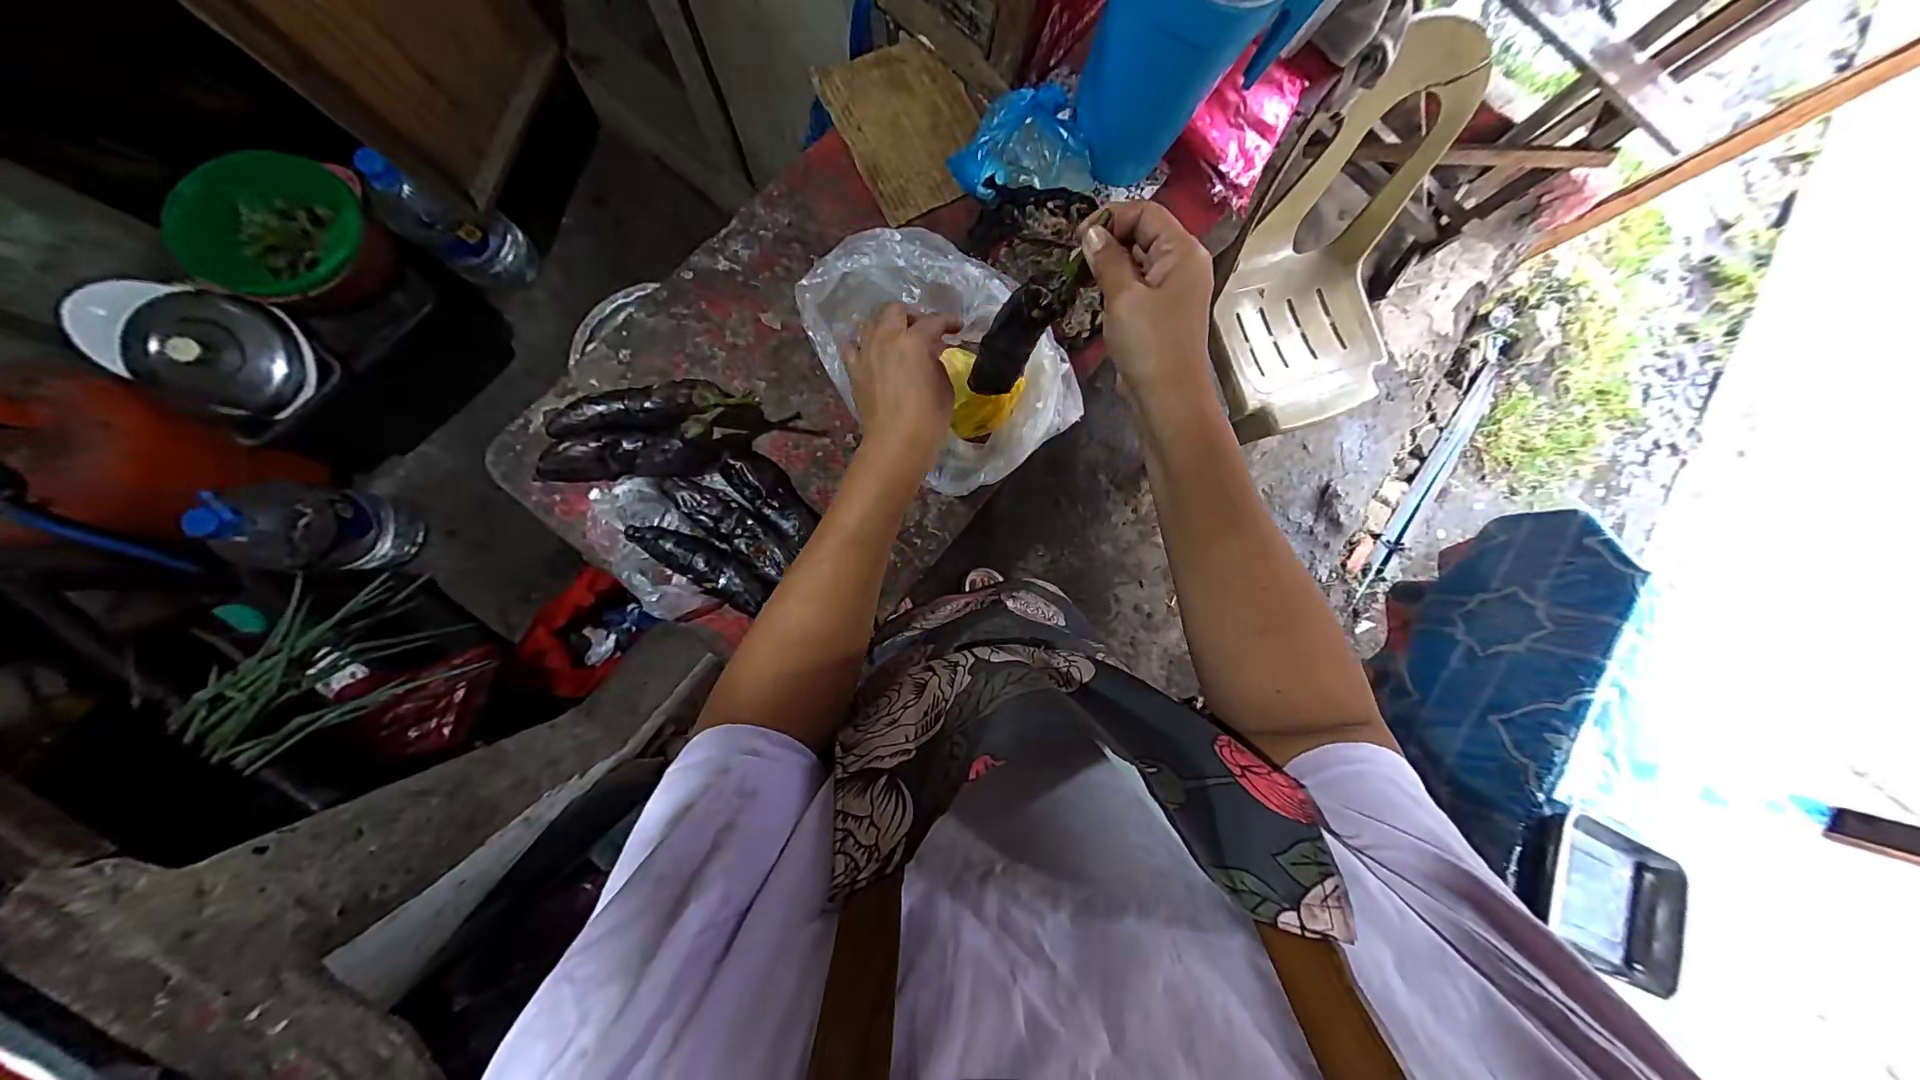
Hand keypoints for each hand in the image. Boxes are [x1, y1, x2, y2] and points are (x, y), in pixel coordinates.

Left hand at [847, 303, 960, 470]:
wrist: (896, 442)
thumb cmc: (928, 417)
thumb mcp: (944, 385)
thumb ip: (936, 362)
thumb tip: (930, 354)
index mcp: (913, 341)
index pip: (933, 321)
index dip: (948, 321)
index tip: (956, 326)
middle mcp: (885, 339)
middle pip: (895, 311)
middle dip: (911, 316)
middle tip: (923, 331)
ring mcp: (865, 353)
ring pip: (870, 324)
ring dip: (886, 328)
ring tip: (896, 341)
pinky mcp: (853, 370)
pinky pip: (851, 347)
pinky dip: (861, 345)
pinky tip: (871, 353)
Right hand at [1080, 201, 1214, 402]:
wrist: (1167, 396)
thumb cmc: (1148, 344)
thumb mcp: (1122, 297)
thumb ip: (1107, 259)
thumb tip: (1092, 233)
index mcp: (1183, 252)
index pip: (1147, 212)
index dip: (1112, 217)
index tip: (1080, 237)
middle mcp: (1185, 263)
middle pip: (1145, 232)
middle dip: (1110, 239)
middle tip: (1078, 258)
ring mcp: (1176, 288)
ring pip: (1141, 259)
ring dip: (1112, 262)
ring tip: (1085, 276)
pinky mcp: (1165, 310)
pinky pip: (1141, 283)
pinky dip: (1119, 282)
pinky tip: (1100, 295)